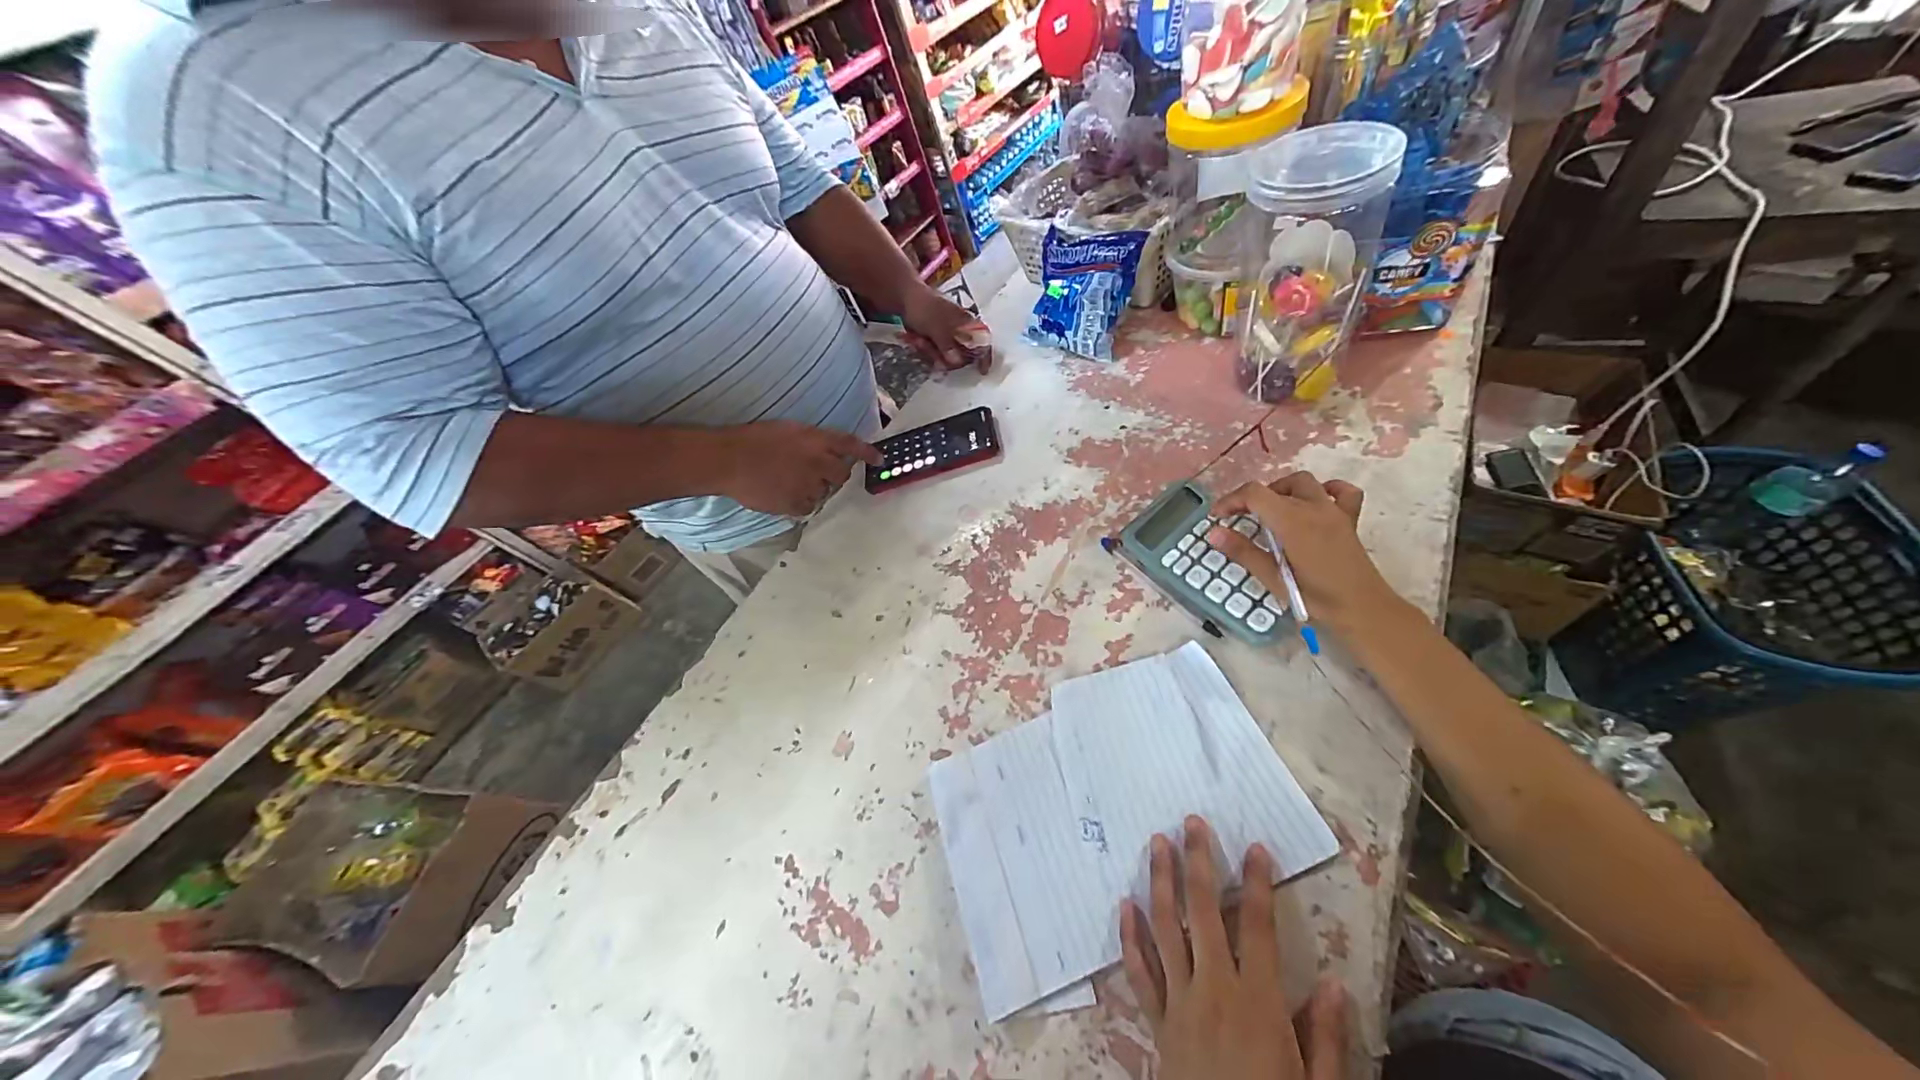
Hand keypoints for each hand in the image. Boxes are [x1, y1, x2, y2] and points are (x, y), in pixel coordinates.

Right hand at [715, 420, 880, 516]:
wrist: (730, 460)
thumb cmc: (753, 439)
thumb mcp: (788, 430)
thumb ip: (812, 441)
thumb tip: (826, 452)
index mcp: (816, 440)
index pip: (850, 445)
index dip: (867, 453)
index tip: (880, 459)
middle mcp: (818, 463)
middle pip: (840, 475)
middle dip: (833, 474)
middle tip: (815, 472)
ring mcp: (809, 485)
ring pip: (824, 492)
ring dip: (814, 488)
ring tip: (789, 481)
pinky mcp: (796, 504)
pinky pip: (808, 507)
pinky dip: (801, 503)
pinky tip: (784, 494)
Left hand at [900, 285, 989, 371]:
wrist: (903, 298)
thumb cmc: (923, 306)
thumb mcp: (936, 325)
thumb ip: (947, 343)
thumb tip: (957, 361)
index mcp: (968, 324)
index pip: (983, 344)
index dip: (985, 358)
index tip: (982, 371)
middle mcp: (961, 334)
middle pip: (962, 357)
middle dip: (944, 356)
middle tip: (926, 345)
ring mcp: (948, 340)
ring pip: (946, 359)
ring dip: (931, 353)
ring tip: (918, 340)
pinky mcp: (937, 344)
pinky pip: (935, 357)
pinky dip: (925, 351)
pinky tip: (916, 340)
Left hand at [1121, 816, 1348, 1079]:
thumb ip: (1325, 1036)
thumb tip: (1334, 982)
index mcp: (1259, 1002)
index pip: (1259, 927)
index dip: (1258, 883)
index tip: (1255, 846)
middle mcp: (1214, 989)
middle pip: (1204, 912)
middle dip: (1198, 863)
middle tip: (1190, 822)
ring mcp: (1179, 1001)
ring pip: (1165, 928)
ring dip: (1159, 882)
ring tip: (1155, 844)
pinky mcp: (1156, 1021)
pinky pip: (1139, 971)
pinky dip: (1130, 936)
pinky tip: (1123, 905)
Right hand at [1202, 472, 1403, 637]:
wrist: (1363, 609)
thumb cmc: (1316, 598)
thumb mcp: (1273, 578)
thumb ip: (1243, 551)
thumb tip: (1213, 533)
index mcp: (1292, 521)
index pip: (1254, 494)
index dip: (1231, 501)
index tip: (1217, 517)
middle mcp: (1313, 508)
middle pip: (1275, 487)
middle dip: (1252, 498)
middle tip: (1240, 519)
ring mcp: (1334, 511)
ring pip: (1304, 483)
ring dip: (1281, 490)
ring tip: (1270, 511)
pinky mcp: (1348, 520)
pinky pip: (1341, 492)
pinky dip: (1325, 490)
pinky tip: (1314, 503)